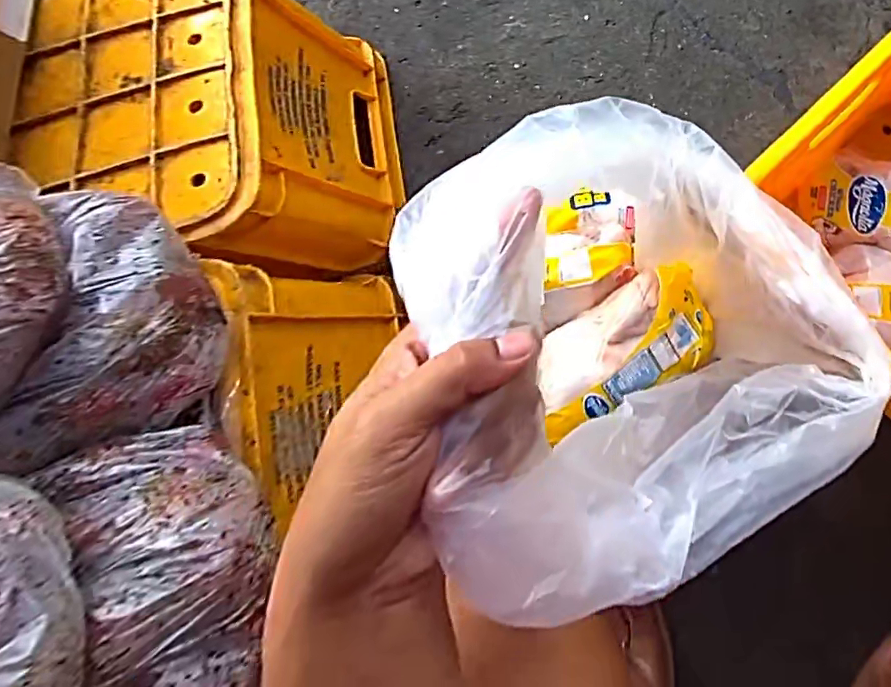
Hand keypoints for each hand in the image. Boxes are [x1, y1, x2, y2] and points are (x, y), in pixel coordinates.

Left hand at [262, 323, 539, 686]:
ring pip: (514, 388)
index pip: (459, 316)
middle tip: (517, 375)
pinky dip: (520, 433)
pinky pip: (520, 424)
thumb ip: (456, 372)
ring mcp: (467, 420)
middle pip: (497, 351)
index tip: (536, 303)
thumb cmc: (355, 493)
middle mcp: (442, 385)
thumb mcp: (393, 421)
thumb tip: (527, 338)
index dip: (493, 309)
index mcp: (409, 364)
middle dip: (510, 364)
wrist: (362, 587)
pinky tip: (507, 447)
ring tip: (498, 428)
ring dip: (513, 405)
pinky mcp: (489, 451)